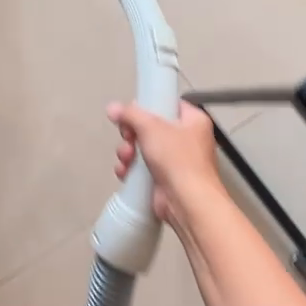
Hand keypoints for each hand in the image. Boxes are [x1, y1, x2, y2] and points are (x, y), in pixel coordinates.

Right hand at [109, 99, 224, 232]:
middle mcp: (186, 139)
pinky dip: (130, 169)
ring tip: (126, 158)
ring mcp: (175, 161)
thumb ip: (130, 114)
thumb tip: (112, 108)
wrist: (187, 202)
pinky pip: (141, 167)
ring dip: (127, 152)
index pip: (168, 104)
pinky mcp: (164, 179)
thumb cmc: (176, 158)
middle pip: (150, 126)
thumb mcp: (151, 127)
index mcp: (193, 121)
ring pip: (142, 147)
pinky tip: (125, 172)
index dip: (148, 106)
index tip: (132, 112)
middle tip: (128, 137)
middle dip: (131, 133)